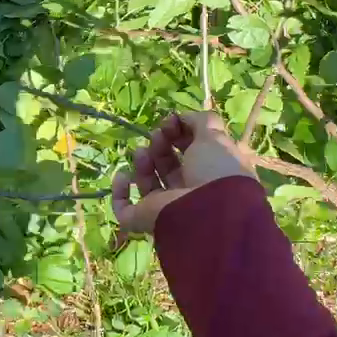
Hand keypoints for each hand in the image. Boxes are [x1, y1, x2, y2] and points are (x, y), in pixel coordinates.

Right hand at [110, 111, 254, 234]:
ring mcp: (167, 208)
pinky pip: (125, 207)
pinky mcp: (144, 220)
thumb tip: (183, 116)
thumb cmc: (215, 174)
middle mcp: (190, 193)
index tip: (172, 121)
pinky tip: (123, 176)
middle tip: (157, 135)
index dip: (180, 134)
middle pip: (169, 166)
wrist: (208, 215)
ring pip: (148, 182)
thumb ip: (202, 122)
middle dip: (161, 145)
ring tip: (143, 153)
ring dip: (143, 162)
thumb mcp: (215, 139)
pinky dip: (120, 191)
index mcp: (211, 175)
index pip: (191, 152)